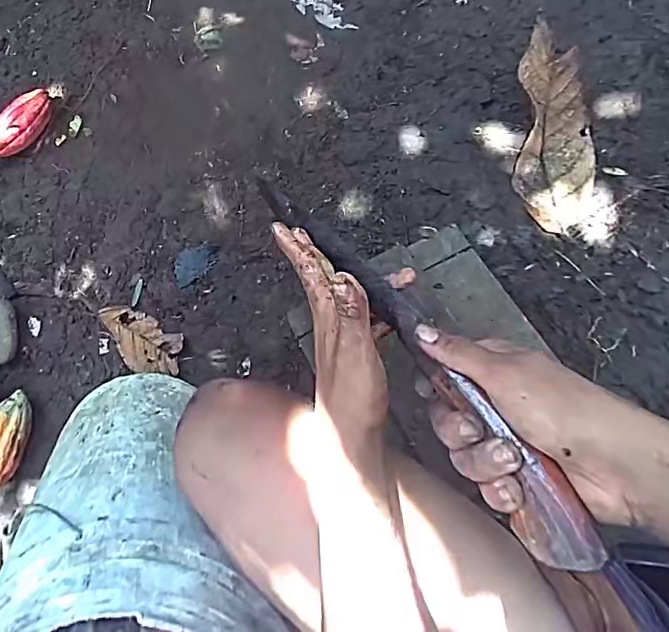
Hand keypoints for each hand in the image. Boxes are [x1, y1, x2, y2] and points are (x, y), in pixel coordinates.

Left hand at [272, 223, 387, 452]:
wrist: (351, 440)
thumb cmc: (352, 401)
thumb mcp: (356, 353)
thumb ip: (351, 314)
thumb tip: (342, 278)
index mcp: (327, 317)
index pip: (309, 273)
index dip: (298, 249)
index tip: (283, 228)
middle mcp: (329, 322)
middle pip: (317, 277)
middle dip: (308, 252)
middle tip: (296, 232)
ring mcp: (340, 335)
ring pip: (340, 293)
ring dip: (342, 272)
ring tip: (347, 258)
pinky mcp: (355, 349)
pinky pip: (362, 314)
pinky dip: (372, 301)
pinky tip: (385, 304)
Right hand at [413, 328, 668, 527]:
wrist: (620, 468)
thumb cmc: (567, 409)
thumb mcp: (506, 372)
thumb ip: (456, 353)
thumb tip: (420, 329)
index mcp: (490, 371)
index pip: (441, 375)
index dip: (434, 389)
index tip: (436, 395)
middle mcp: (494, 406)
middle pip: (446, 420)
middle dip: (460, 432)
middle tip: (481, 430)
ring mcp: (506, 445)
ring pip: (464, 457)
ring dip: (484, 463)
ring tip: (514, 461)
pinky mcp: (519, 481)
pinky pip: (487, 489)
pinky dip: (501, 491)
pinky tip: (518, 488)